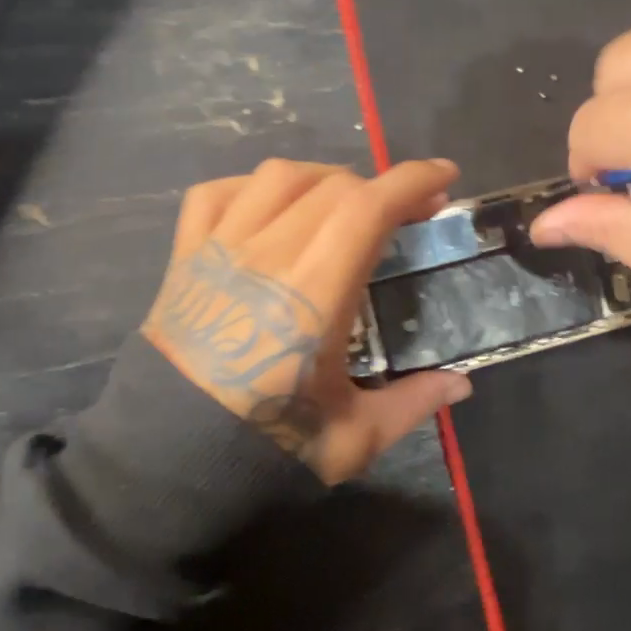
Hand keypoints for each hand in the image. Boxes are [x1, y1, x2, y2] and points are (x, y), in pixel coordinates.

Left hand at [142, 159, 472, 484]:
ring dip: (322, 179)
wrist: (169, 453)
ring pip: (278, 177)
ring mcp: (220, 249)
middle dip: (379, 188)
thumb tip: (461, 384)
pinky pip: (216, 194)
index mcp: (316, 292)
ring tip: (341, 205)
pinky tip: (270, 206)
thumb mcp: (354, 437)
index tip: (444, 177)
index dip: (412, 181)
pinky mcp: (185, 256)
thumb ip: (412, 403)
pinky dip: (251, 186)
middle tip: (403, 216)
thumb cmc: (267, 443)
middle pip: (333, 185)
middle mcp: (269, 253)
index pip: (369, 207)